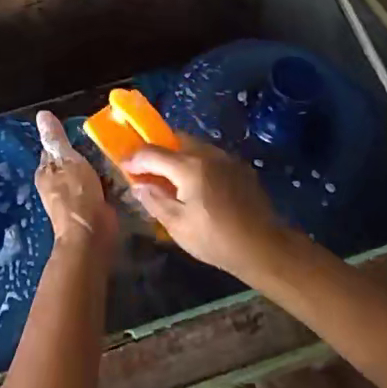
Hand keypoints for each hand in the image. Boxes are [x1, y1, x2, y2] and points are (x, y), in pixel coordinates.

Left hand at [34, 111, 117, 253]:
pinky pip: (101, 187)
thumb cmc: (76, 195)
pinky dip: (109, 180)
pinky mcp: (92, 206)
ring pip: (88, 173)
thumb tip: (41, 114)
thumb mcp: (66, 160)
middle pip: (72, 161)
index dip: (68, 138)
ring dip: (100, 166)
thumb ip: (56, 138)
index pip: (53, 148)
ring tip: (120, 152)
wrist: (92, 234)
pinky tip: (123, 172)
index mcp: (45, 172)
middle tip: (109, 138)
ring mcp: (75, 197)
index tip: (87, 128)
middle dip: (87, 152)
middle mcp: (56, 184)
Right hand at [122, 135, 293, 279]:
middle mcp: (208, 154)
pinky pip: (211, 157)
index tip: (123, 165)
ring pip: (195, 146)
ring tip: (169, 177)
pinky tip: (196, 185)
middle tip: (145, 168)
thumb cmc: (216, 239)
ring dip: (177, 155)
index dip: (134, 158)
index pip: (152, 153)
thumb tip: (138, 186)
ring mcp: (227, 158)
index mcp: (189, 166)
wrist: (263, 247)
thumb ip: (154, 200)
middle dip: (157, 151)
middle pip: (175, 140)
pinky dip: (196, 163)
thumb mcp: (177, 225)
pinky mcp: (240, 168)